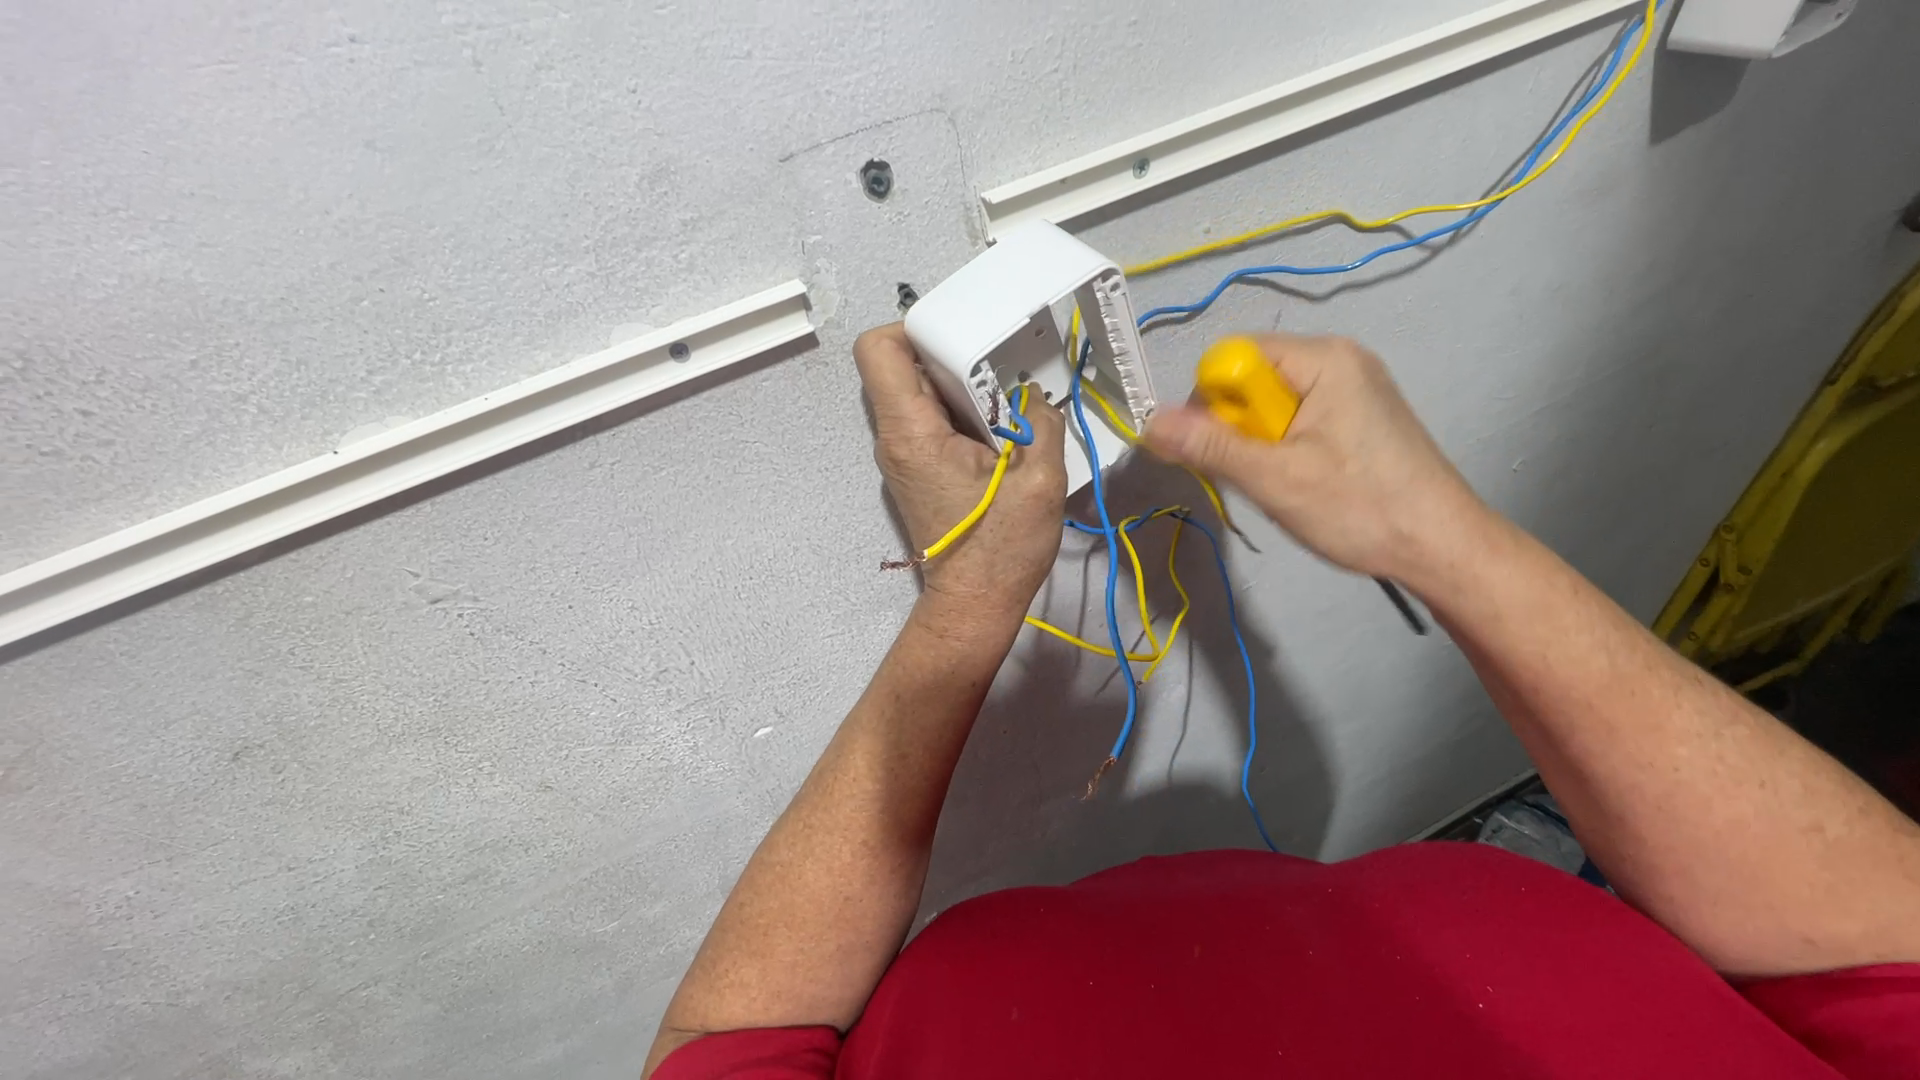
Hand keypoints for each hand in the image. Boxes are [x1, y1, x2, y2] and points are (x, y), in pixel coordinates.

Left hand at [854, 325, 1066, 625]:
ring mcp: (901, 457)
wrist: (973, 603)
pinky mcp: (916, 471)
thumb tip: (1034, 398)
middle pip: (898, 367)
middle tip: (995, 362)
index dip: (911, 328)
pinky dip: (956, 412)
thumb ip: (1041, 424)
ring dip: (954, 384)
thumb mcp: (1041, 482)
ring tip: (1002, 394)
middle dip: (944, 354)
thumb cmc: (1001, 548)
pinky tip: (996, 427)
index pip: (878, 350)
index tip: (959, 337)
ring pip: (913, 394)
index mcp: (912, 432)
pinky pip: (926, 421)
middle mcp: (894, 439)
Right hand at [1142, 333, 1487, 583]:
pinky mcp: (1358, 415)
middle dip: (1238, 429)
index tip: (1220, 451)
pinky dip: (1284, 450)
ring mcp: (1353, 387)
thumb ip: (1209, 445)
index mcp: (1323, 358)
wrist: (1442, 548)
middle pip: (1250, 379)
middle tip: (1260, 475)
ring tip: (1285, 484)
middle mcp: (1338, 359)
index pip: (1232, 357)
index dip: (1211, 402)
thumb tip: (1148, 421)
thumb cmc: (1360, 507)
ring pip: (1270, 405)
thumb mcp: (1274, 478)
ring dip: (1260, 446)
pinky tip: (1303, 483)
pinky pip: (1296, 419)